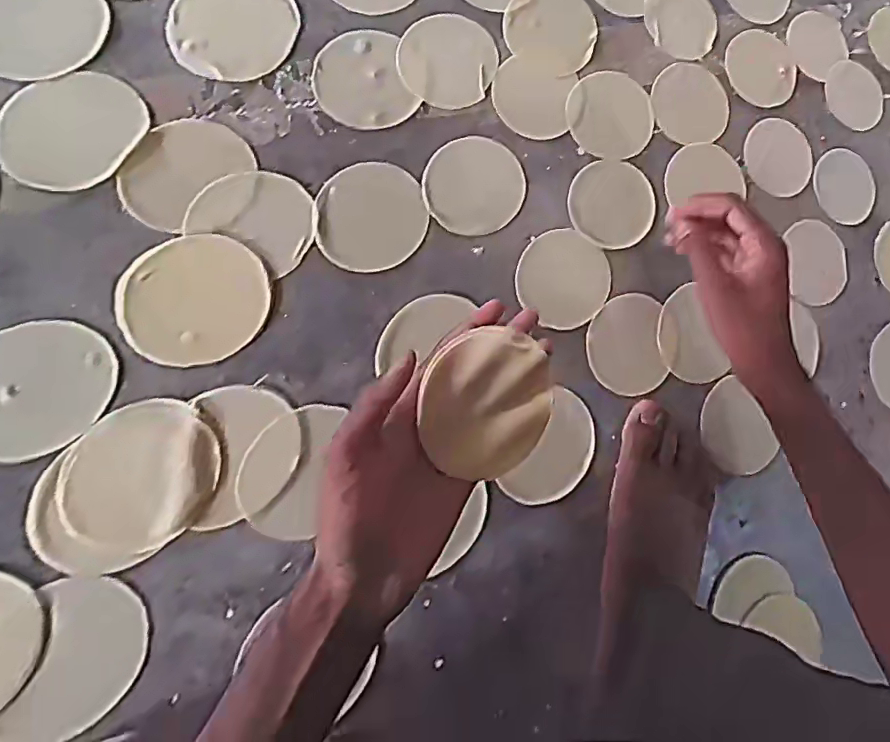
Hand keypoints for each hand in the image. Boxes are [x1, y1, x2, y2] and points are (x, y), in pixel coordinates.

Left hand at [309, 300, 542, 619]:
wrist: (364, 577)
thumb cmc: (346, 516)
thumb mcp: (347, 455)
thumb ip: (375, 406)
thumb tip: (411, 357)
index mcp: (402, 411)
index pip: (443, 361)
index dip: (469, 333)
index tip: (496, 311)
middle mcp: (432, 421)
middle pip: (475, 372)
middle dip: (503, 343)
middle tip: (532, 319)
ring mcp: (453, 446)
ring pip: (492, 399)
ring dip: (517, 373)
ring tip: (543, 349)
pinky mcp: (469, 472)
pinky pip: (499, 437)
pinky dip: (520, 415)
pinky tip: (537, 399)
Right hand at [663, 194, 798, 382]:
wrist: (765, 363)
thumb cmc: (745, 331)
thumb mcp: (715, 286)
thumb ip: (698, 249)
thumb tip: (683, 223)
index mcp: (765, 244)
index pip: (732, 207)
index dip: (701, 205)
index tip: (676, 212)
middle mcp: (766, 246)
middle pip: (731, 215)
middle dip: (699, 215)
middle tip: (671, 222)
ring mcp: (760, 260)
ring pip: (728, 232)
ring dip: (701, 230)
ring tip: (673, 237)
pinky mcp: (752, 273)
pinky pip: (728, 249)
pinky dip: (707, 246)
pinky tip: (687, 251)